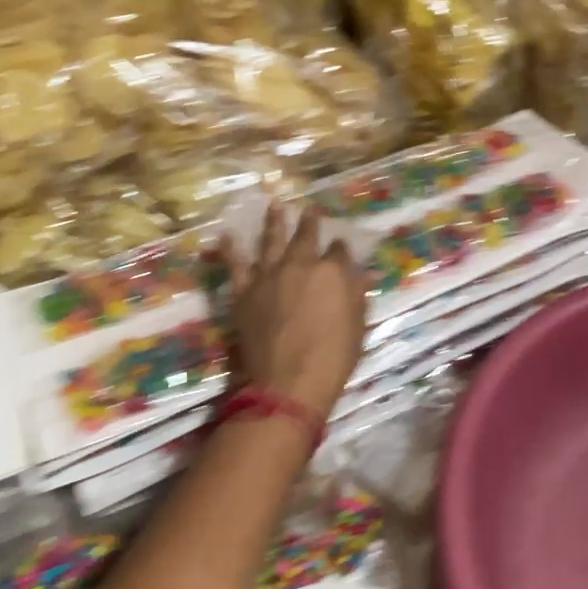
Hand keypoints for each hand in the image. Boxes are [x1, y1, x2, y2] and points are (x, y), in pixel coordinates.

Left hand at [228, 203, 368, 416]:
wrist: (288, 383)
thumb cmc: (333, 359)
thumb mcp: (357, 327)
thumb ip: (357, 296)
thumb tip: (359, 274)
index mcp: (333, 273)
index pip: (339, 252)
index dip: (341, 250)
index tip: (341, 248)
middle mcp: (300, 265)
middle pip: (306, 237)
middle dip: (310, 224)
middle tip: (311, 211)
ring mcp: (268, 276)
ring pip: (271, 241)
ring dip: (274, 222)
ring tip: (275, 205)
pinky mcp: (243, 291)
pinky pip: (235, 265)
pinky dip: (231, 249)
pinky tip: (228, 235)